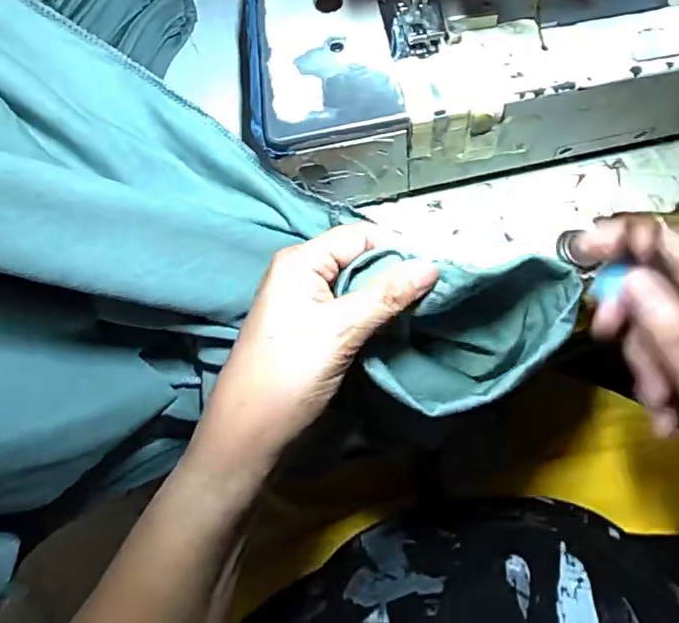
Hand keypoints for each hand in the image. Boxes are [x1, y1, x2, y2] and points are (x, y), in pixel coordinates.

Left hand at [196, 224, 438, 473]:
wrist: (246, 442)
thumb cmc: (288, 377)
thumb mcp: (341, 331)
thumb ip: (387, 295)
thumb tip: (432, 265)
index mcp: (300, 261)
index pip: (359, 236)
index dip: (396, 247)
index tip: (433, 269)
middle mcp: (301, 272)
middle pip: (359, 257)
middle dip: (395, 271)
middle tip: (433, 289)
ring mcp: (305, 301)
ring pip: (357, 283)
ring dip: (387, 293)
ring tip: (421, 306)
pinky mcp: (311, 326)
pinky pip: (350, 305)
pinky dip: (373, 311)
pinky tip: (396, 323)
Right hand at [573, 217, 678, 569]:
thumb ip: (675, 338)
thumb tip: (632, 275)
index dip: (630, 237)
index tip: (585, 250)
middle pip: (669, 282)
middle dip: (635, 314)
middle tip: (605, 336)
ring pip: (670, 316)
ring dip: (650, 357)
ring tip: (658, 407)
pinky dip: (666, 373)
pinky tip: (668, 414)